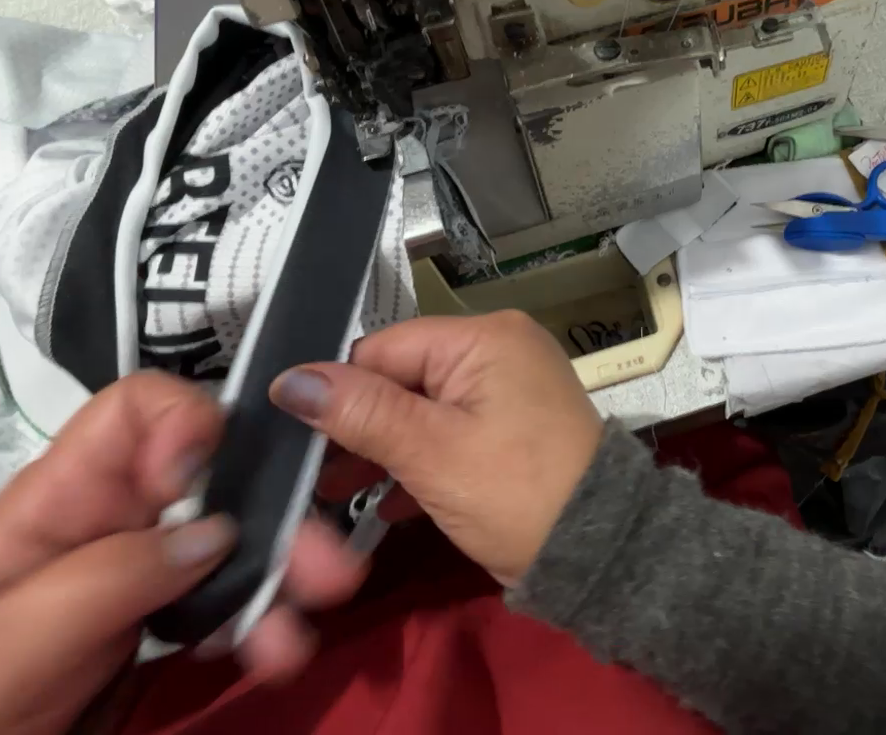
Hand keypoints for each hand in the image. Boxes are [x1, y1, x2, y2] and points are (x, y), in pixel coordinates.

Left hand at [0, 371, 369, 734]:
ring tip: (306, 623)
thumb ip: (87, 588)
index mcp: (51, 507)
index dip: (185, 420)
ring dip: (288, 568)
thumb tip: (213, 532)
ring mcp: (142, 582)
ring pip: (240, 540)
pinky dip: (269, 616)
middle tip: (324, 565)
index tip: (211, 476)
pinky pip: (235, 599)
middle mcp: (110, 528)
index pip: (134, 413)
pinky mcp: (164, 630)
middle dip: (277, 508)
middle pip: (215, 479)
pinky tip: (276, 647)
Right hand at [271, 311, 603, 585]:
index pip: (386, 347)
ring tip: (328, 492)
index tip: (287, 432)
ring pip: (425, 409)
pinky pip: (452, 432)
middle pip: (404, 377)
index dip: (336, 388)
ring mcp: (508, 390)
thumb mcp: (431, 451)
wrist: (598, 547)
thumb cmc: (514, 490)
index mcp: (484, 338)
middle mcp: (498, 350)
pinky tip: (384, 503)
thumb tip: (290, 379)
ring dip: (382, 449)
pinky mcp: (511, 428)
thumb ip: (362, 412)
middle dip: (356, 424)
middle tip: (303, 472)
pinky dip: (420, 462)